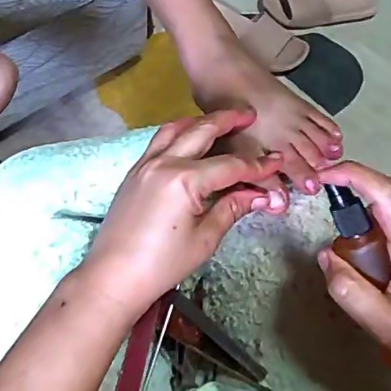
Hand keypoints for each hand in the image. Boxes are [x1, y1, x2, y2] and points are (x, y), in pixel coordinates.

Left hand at [75, 111, 281, 318]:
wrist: (112, 276)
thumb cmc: (161, 264)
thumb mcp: (204, 239)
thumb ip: (231, 208)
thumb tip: (259, 195)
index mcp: (185, 180)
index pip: (230, 165)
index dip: (257, 165)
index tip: (277, 160)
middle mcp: (164, 163)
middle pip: (202, 131)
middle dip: (228, 120)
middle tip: (249, 114)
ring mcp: (146, 164)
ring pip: (176, 129)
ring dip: (200, 120)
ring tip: (219, 119)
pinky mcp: (134, 171)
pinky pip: (159, 140)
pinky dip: (178, 132)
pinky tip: (188, 136)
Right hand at [314, 162, 390, 390]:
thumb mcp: (384, 326)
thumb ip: (348, 289)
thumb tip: (326, 256)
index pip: (384, 191)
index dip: (351, 174)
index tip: (321, 176)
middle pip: (382, 217)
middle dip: (355, 240)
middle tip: (352, 282)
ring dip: (372, 257)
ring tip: (378, 301)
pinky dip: (386, 264)